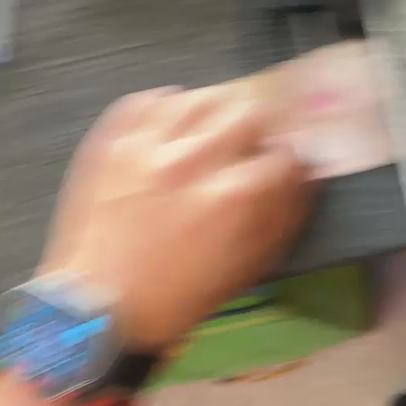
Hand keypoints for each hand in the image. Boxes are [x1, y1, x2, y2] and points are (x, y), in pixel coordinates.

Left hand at [40, 85, 310, 348]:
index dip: (291, 164)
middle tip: (251, 148)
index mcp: (235, 196)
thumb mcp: (249, 266)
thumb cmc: (182, 295)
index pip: (286, 155)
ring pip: (200, 96)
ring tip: (211, 133)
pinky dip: (167, 109)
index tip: (283, 172)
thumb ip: (284, 216)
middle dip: (260, 131)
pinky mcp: (112, 142)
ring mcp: (149, 146)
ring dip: (216, 113)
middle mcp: (196, 160)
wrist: (100, 308)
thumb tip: (304, 180)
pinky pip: (147, 100)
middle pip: (249, 112)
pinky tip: (173, 130)